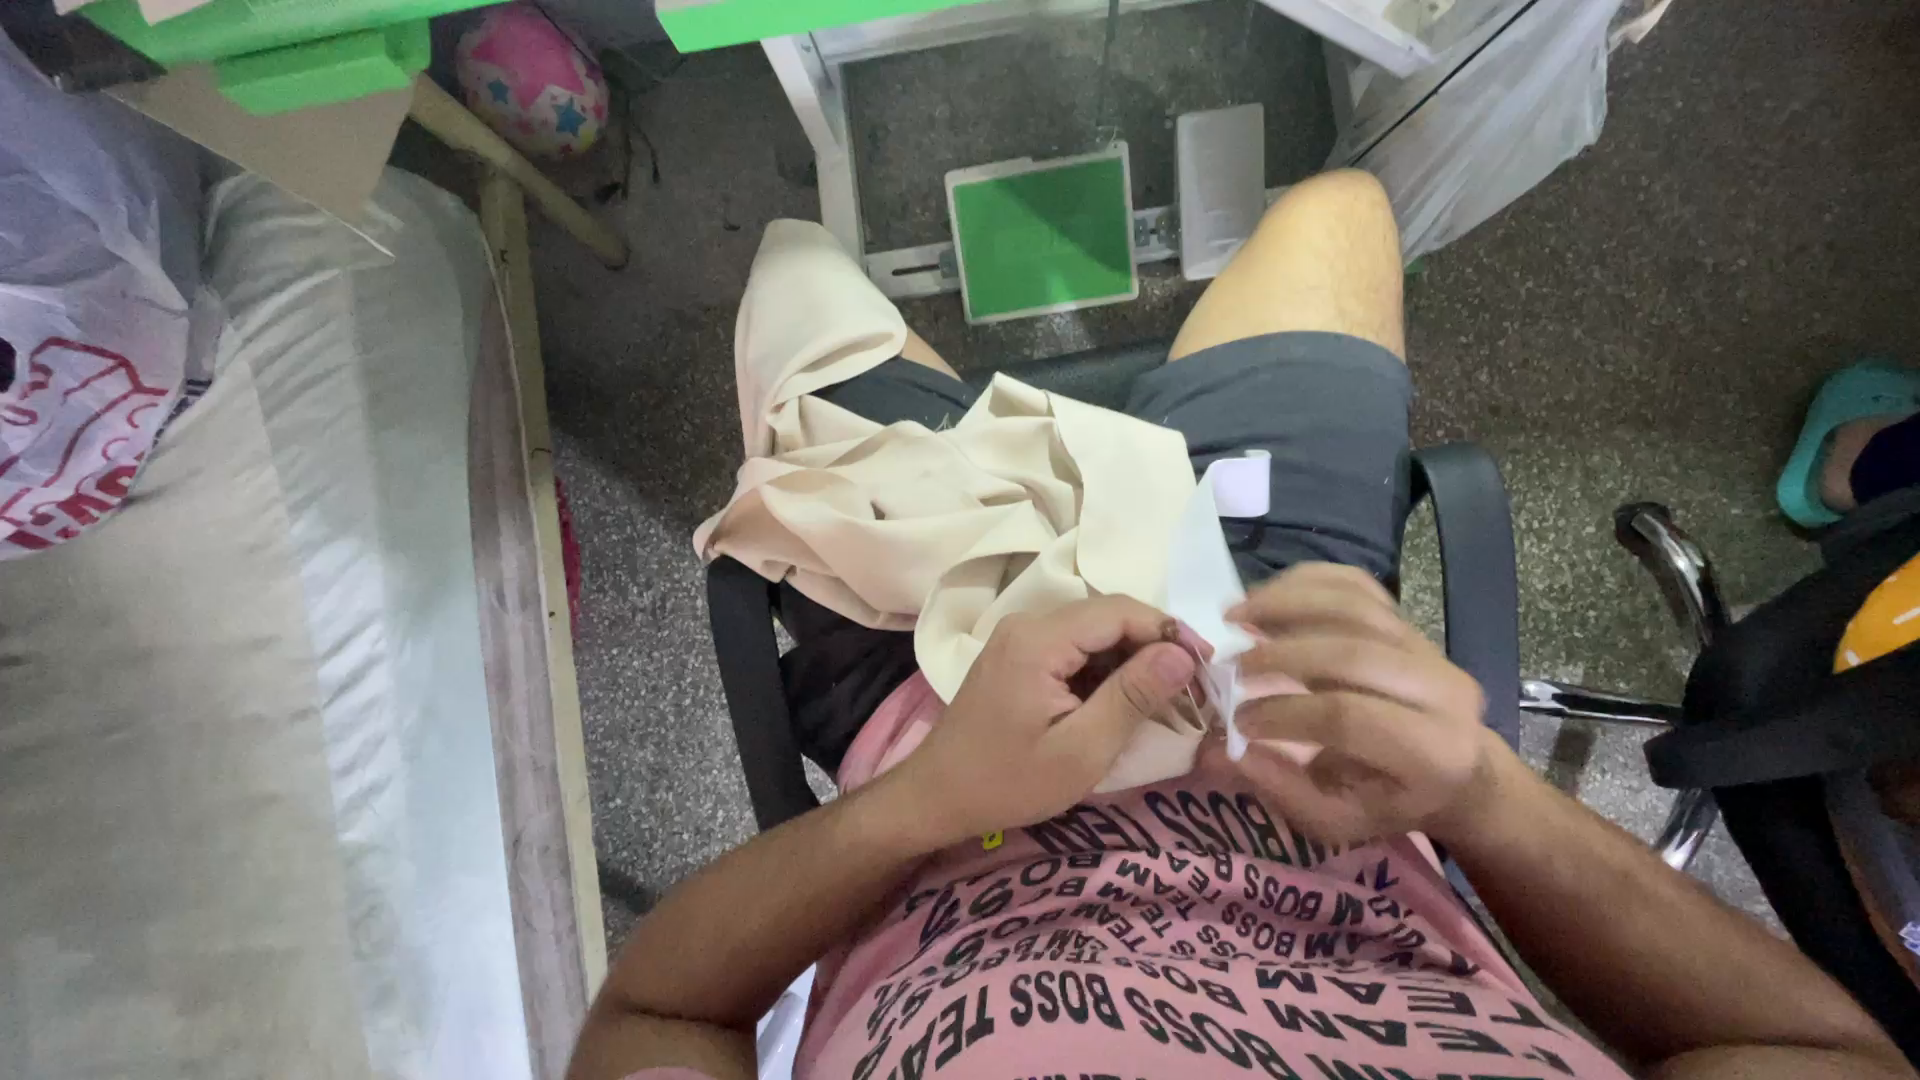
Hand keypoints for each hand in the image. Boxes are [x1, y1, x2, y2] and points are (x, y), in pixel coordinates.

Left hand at [881, 596, 1198, 849]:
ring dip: (1131, 661)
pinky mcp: (1017, 656)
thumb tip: (1182, 653)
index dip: (1169, 632)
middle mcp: (1027, 624)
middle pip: (1107, 617)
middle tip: (1192, 691)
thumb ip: (1132, 695)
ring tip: (1165, 702)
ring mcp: (1018, 638)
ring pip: (1092, 633)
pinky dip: (1103, 671)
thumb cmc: (1009, 781)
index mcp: (1039, 639)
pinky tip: (1123, 703)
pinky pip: (1072, 649)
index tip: (1206, 669)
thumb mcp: (1081, 749)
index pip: (1119, 611)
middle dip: (1153, 648)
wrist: (938, 796)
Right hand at [1227, 562, 1496, 844]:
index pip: (1349, 717)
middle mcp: (1441, 688)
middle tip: (1231, 668)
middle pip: (1352, 653)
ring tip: (1233, 617)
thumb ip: (1280, 787)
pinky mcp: (1405, 617)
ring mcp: (1425, 645)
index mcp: (1432, 751)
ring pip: (1352, 606)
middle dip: (1278, 656)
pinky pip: (1355, 584)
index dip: (1284, 714)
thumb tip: (1217, 749)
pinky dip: (1303, 581)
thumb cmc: (1388, 799)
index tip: (1239, 721)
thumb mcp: (1338, 819)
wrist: (1456, 768)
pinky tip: (1262, 596)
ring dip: (1284, 604)